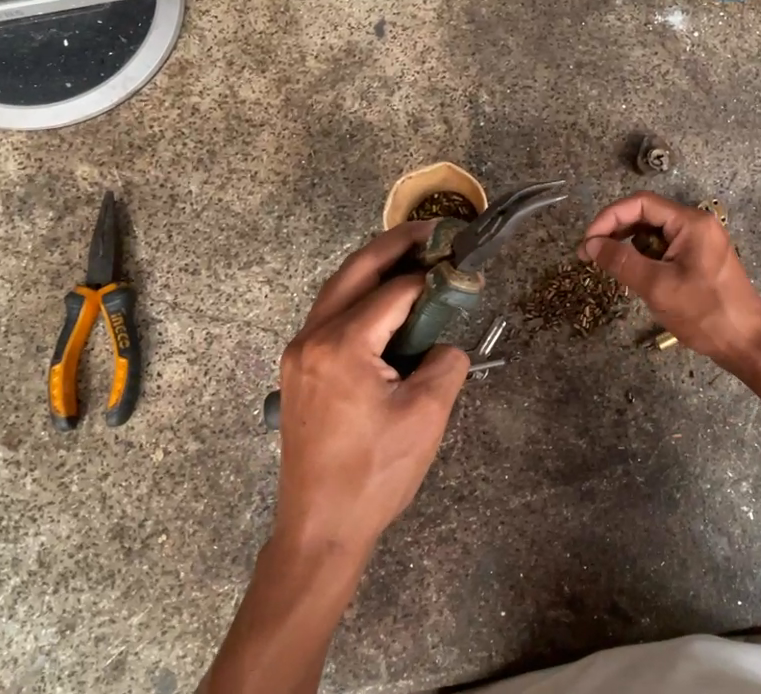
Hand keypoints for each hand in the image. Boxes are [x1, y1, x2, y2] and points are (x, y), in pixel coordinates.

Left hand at [273, 222, 468, 554]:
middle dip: (394, 245)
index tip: (462, 260)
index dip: (432, 274)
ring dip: (374, 269)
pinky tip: (387, 305)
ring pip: (337, 291)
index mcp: (341, 346)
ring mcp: (298, 355)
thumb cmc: (375, 474)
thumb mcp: (427, 415)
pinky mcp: (298, 372)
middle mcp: (311, 339)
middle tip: (433, 232)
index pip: (395, 291)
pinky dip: (360, 299)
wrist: (320, 529)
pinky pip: (330, 317)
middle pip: (354, 272)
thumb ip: (446, 363)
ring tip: (414, 258)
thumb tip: (444, 344)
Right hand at [578, 192, 760, 371]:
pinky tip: (634, 277)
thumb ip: (622, 262)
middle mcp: (697, 225)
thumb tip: (590, 245)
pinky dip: (645, 259)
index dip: (609, 217)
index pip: (641, 204)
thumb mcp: (658, 287)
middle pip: (647, 216)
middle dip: (616, 232)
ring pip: (654, 234)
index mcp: (691, 222)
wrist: (747, 343)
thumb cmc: (705, 313)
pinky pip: (665, 250)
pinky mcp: (700, 261)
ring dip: (629, 247)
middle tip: (591, 256)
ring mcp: (700, 243)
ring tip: (610, 268)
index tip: (588, 241)